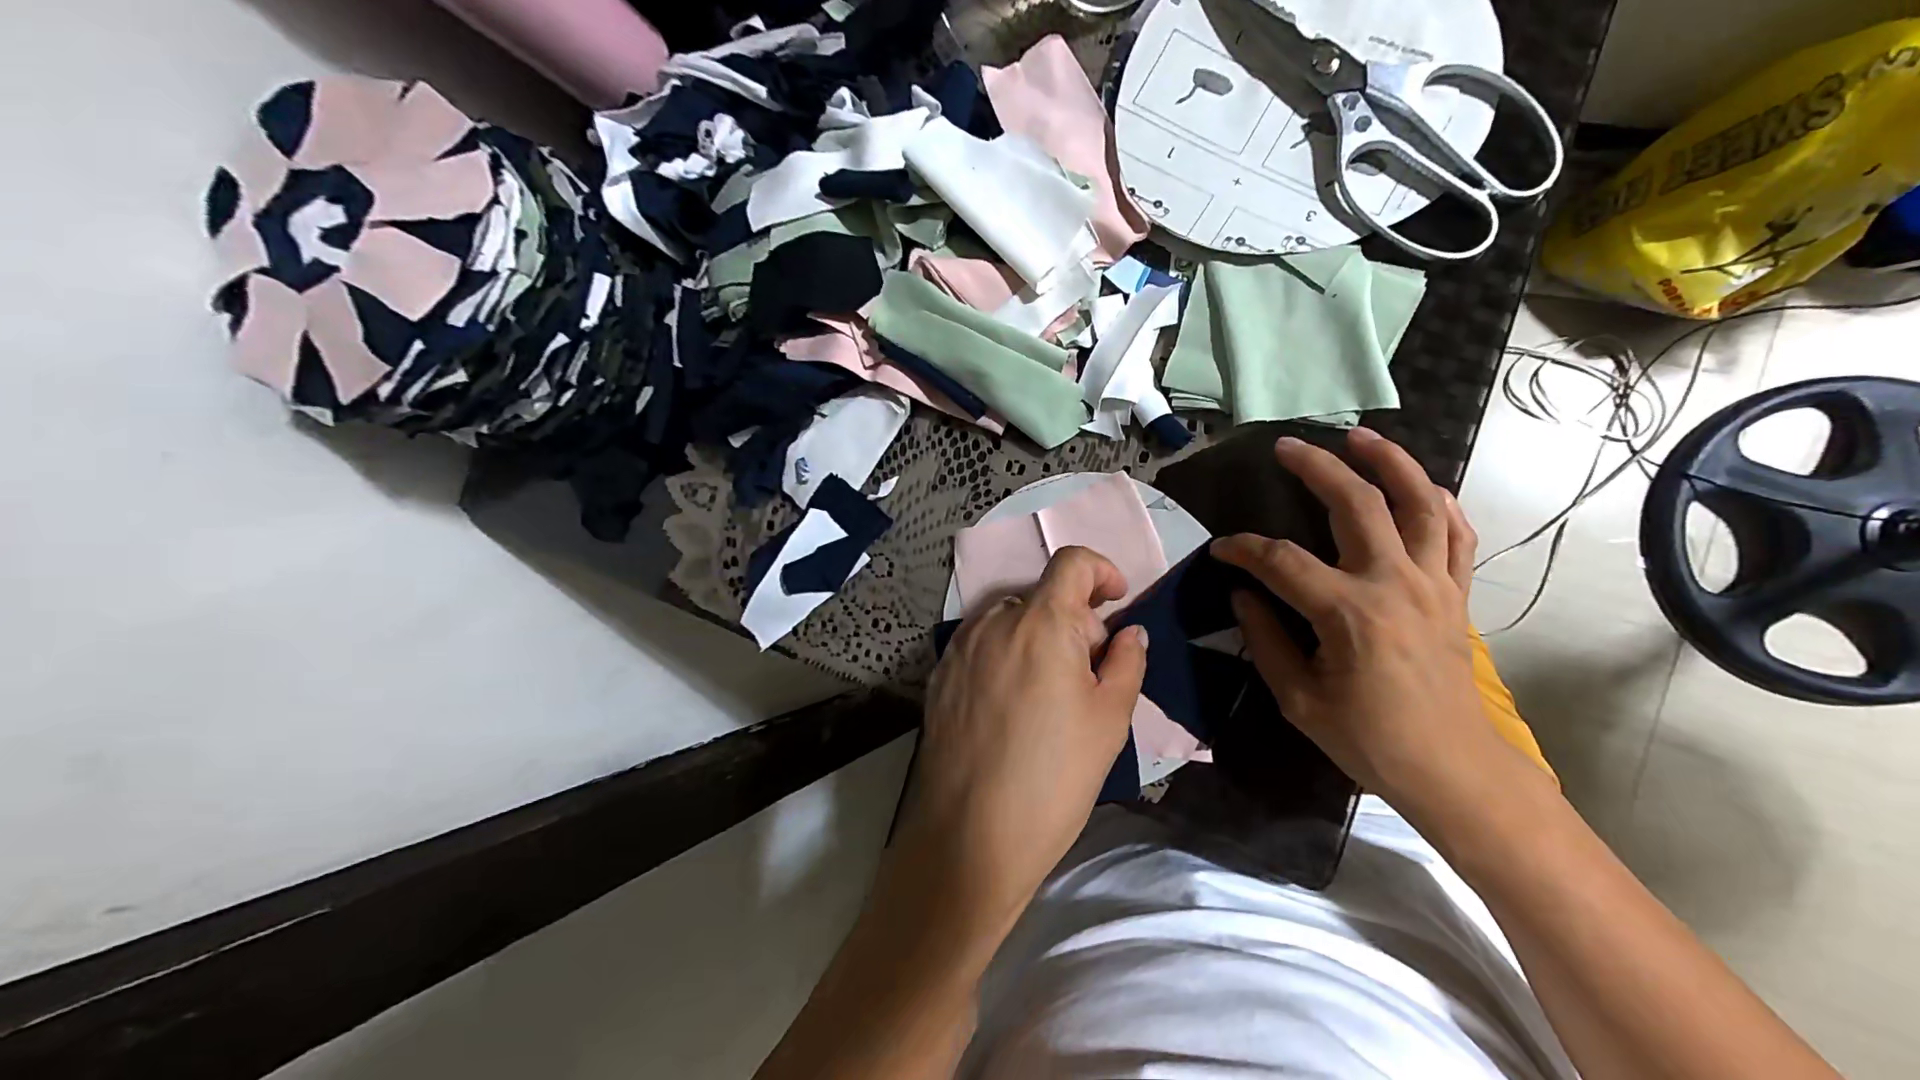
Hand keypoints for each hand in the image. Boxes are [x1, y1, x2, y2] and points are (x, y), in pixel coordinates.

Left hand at [901, 547, 1148, 924]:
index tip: (1116, 600)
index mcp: (1040, 622)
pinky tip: (1011, 709)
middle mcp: (992, 622)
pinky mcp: (937, 677)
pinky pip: (980, 648)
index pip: (1071, 562)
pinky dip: (1004, 658)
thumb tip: (1128, 632)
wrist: (969, 836)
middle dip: (1073, 622)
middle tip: (1089, 676)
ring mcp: (958, 649)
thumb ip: (1126, 661)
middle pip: (1041, 598)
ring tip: (1049, 696)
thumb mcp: (1110, 720)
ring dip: (1036, 639)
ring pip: (1008, 622)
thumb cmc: (1054, 776)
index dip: (1101, 570)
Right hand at [1212, 429, 1524, 815]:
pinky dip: (1441, 504)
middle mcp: (1394, 583)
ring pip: (1419, 504)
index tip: (1220, 548)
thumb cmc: (1369, 739)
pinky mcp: (1455, 595)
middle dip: (1318, 468)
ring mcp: (1433, 584)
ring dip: (1391, 463)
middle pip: (1357, 505)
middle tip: (1288, 446)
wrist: (1453, 769)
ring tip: (1361, 437)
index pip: (1281, 561)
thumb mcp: (1299, 699)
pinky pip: (1456, 536)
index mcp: (1348, 612)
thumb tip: (1243, 596)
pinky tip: (1423, 487)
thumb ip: (1266, 640)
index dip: (1243, 549)